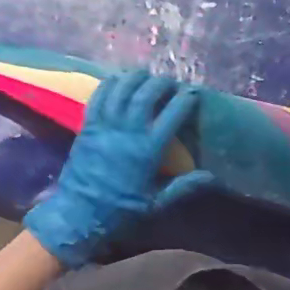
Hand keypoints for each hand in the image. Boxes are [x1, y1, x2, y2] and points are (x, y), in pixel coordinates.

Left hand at [24, 71, 214, 267]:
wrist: (78, 214)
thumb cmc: (120, 211)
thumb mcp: (156, 203)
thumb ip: (183, 186)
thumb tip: (211, 176)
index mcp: (148, 150)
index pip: (172, 114)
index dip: (185, 99)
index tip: (193, 92)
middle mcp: (127, 132)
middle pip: (146, 94)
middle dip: (161, 83)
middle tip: (169, 82)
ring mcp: (105, 126)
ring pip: (121, 90)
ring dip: (135, 78)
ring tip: (146, 75)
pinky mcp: (87, 126)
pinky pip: (99, 96)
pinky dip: (109, 83)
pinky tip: (117, 78)